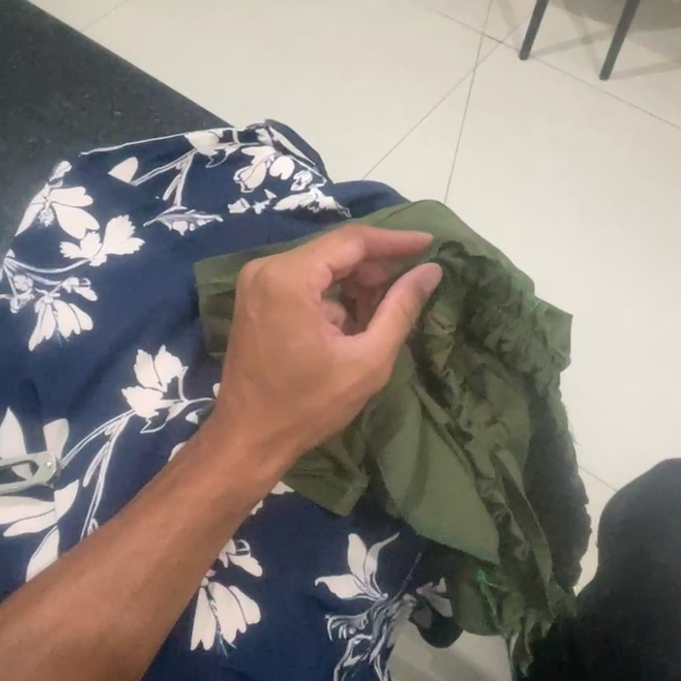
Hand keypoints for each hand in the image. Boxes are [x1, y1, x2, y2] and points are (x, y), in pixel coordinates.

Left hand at [205, 225, 442, 478]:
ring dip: (355, 285)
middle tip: (412, 285)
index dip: (394, 241)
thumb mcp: (367, 360)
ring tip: (383, 314)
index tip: (430, 243)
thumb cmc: (308, 405)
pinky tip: (353, 327)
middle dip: (375, 268)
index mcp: (289, 277)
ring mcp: (257, 283)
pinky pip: (305, 283)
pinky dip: (333, 298)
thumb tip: (431, 271)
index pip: (351, 242)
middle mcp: (267, 268)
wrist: (249, 439)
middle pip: (335, 252)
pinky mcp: (257, 299)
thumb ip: (400, 309)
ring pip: (322, 267)